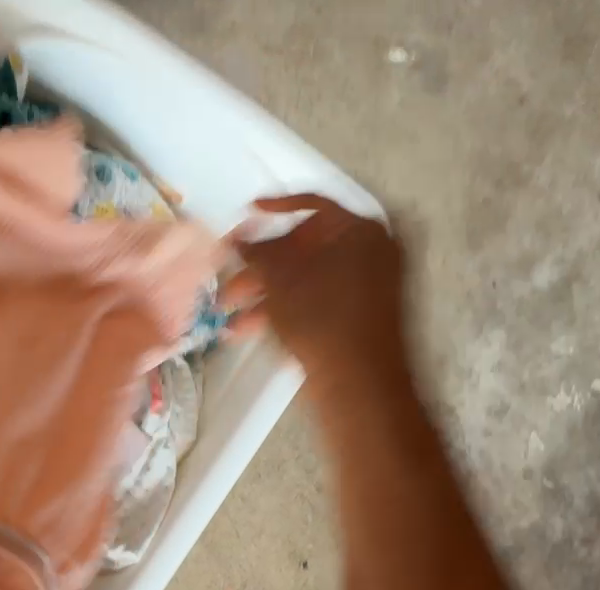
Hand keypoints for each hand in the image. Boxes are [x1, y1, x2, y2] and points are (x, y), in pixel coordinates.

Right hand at [221, 195, 409, 392]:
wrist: (358, 375)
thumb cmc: (321, 319)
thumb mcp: (280, 281)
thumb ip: (256, 253)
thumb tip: (236, 236)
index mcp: (359, 230)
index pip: (314, 203)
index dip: (276, 206)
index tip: (247, 211)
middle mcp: (370, 247)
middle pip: (305, 245)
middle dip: (260, 265)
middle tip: (229, 279)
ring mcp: (369, 278)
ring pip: (305, 274)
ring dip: (264, 290)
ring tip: (231, 312)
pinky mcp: (361, 306)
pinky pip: (316, 294)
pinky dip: (284, 305)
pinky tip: (251, 326)